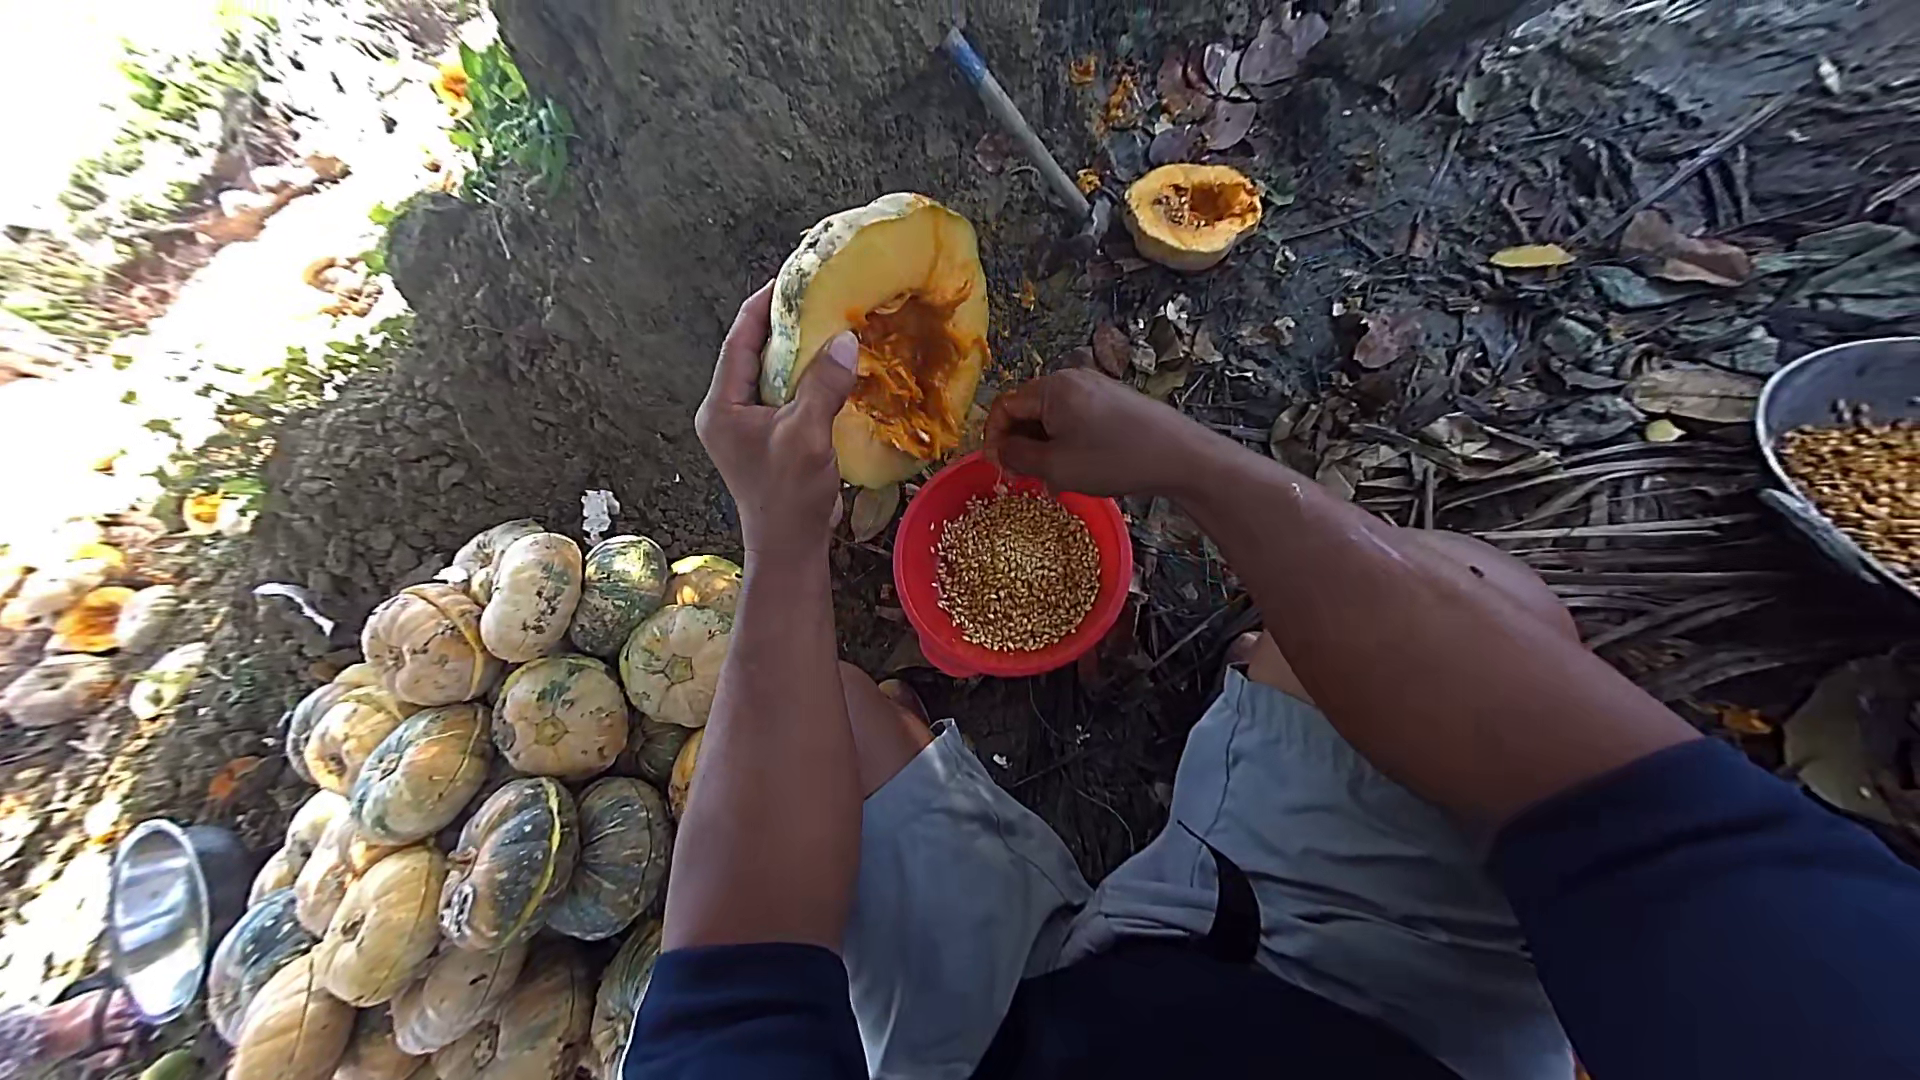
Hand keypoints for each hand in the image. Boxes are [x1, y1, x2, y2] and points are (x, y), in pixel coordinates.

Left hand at [696, 283, 859, 558]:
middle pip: (754, 355)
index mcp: (721, 407)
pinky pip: (788, 398)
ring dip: (800, 355)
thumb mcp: (806, 435)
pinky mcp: (771, 440)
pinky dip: (809, 382)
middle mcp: (728, 412)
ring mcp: (749, 427)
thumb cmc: (789, 495)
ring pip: (774, 377)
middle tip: (817, 300)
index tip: (789, 279)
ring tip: (830, 328)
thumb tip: (845, 340)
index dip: (763, 307)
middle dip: (785, 328)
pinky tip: (834, 370)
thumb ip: (822, 385)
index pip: (738, 341)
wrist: (792, 545)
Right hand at [983, 369, 1205, 495]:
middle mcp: (1071, 379)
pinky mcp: (1111, 401)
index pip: (1004, 406)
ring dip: (1042, 447)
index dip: (993, 438)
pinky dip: (1064, 442)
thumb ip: (1017, 456)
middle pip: (1027, 410)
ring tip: (1050, 480)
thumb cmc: (1114, 460)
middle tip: (1021, 477)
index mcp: (1052, 388)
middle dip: (1019, 444)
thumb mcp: (1055, 465)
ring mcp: (1094, 388)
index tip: (995, 467)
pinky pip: (1074, 419)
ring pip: (1051, 418)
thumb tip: (999, 451)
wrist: (1180, 456)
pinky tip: (1074, 469)